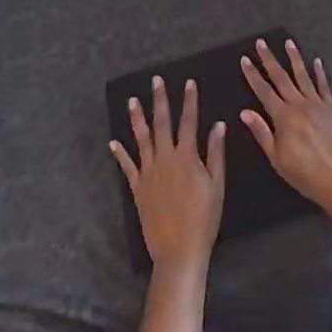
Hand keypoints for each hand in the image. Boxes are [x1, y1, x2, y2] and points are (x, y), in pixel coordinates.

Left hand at [111, 76, 226, 269]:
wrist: (179, 250)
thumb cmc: (204, 219)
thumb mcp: (217, 186)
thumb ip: (216, 154)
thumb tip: (219, 125)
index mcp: (187, 157)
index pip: (189, 121)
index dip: (190, 101)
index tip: (189, 82)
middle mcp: (165, 158)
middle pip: (161, 123)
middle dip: (159, 100)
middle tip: (155, 81)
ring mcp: (148, 172)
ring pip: (141, 138)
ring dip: (136, 118)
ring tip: (132, 101)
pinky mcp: (137, 187)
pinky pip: (127, 166)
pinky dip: (120, 153)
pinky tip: (112, 143)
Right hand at [239, 39, 331, 205]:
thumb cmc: (304, 173)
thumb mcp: (276, 157)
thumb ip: (261, 132)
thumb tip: (244, 112)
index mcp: (283, 116)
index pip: (263, 90)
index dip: (252, 74)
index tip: (245, 59)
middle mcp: (299, 105)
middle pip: (281, 77)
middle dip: (269, 59)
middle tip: (261, 42)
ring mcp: (318, 105)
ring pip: (303, 76)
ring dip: (295, 58)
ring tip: (289, 42)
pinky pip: (325, 87)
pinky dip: (320, 73)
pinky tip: (317, 62)